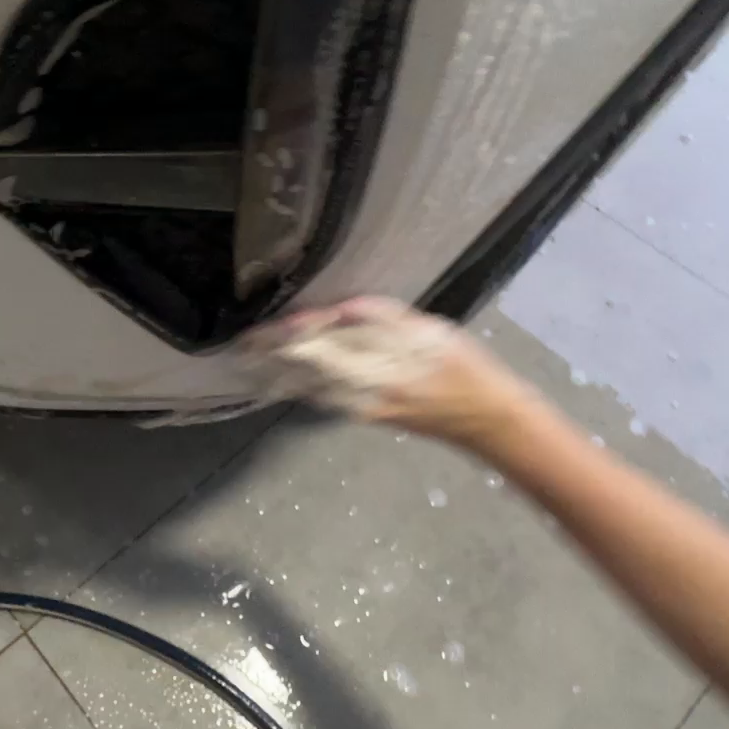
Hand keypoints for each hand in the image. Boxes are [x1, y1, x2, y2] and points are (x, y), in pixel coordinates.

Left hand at [247, 297, 543, 449]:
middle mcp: (362, 392)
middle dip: (274, 356)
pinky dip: (299, 383)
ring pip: (309, 387)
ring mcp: (360, 407)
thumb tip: (340, 310)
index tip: (263, 330)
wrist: (486, 419)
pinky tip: (283, 375)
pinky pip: (322, 396)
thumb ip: (383, 320)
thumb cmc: (465, 367)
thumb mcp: (429, 331)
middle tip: (242, 345)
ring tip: (251, 357)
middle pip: (306, 370)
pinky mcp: (363, 414)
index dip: (291, 338)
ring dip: (279, 372)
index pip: (321, 349)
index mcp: (379, 369)